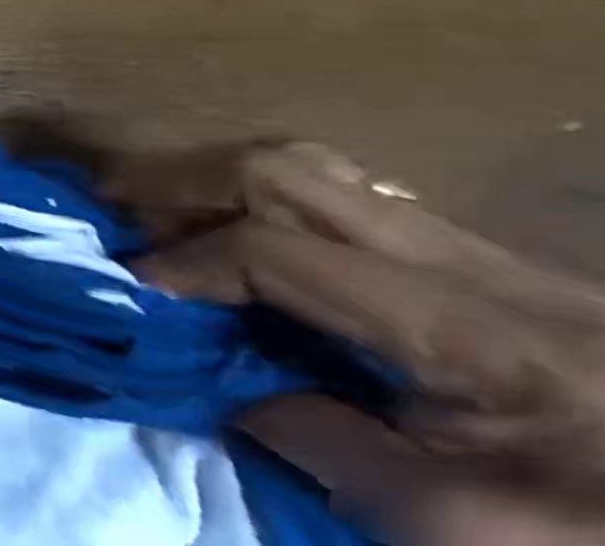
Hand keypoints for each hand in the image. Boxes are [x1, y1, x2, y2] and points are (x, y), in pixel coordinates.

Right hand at [109, 142, 604, 543]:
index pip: (274, 252)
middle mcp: (467, 260)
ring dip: (222, 185)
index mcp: (468, 326)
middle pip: (287, 174)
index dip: (184, 263)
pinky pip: (347, 197)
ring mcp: (478, 249)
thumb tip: (215, 379)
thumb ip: (316, 440)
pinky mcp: (481, 260)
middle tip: (119, 213)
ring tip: (168, 214)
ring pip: (316, 169)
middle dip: (183, 187)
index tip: (129, 287)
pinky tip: (248, 234)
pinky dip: (271, 203)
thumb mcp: (450, 524)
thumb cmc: (592, 536)